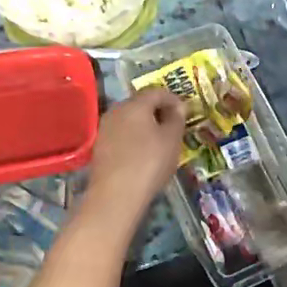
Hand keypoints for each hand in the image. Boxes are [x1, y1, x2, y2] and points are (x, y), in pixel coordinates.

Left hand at [83, 88, 184, 218]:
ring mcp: (105, 128)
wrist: (117, 194)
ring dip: (146, 124)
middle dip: (159, 111)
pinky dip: (136, 137)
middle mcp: (116, 110)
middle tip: (175, 126)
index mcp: (135, 105)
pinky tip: (144, 152)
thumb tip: (178, 106)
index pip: (156, 92)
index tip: (186, 112)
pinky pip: (123, 133)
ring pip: (130, 119)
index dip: (174, 98)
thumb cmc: (150, 162)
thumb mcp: (172, 139)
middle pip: (140, 103)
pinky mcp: (100, 145)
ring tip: (161, 140)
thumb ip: (177, 118)